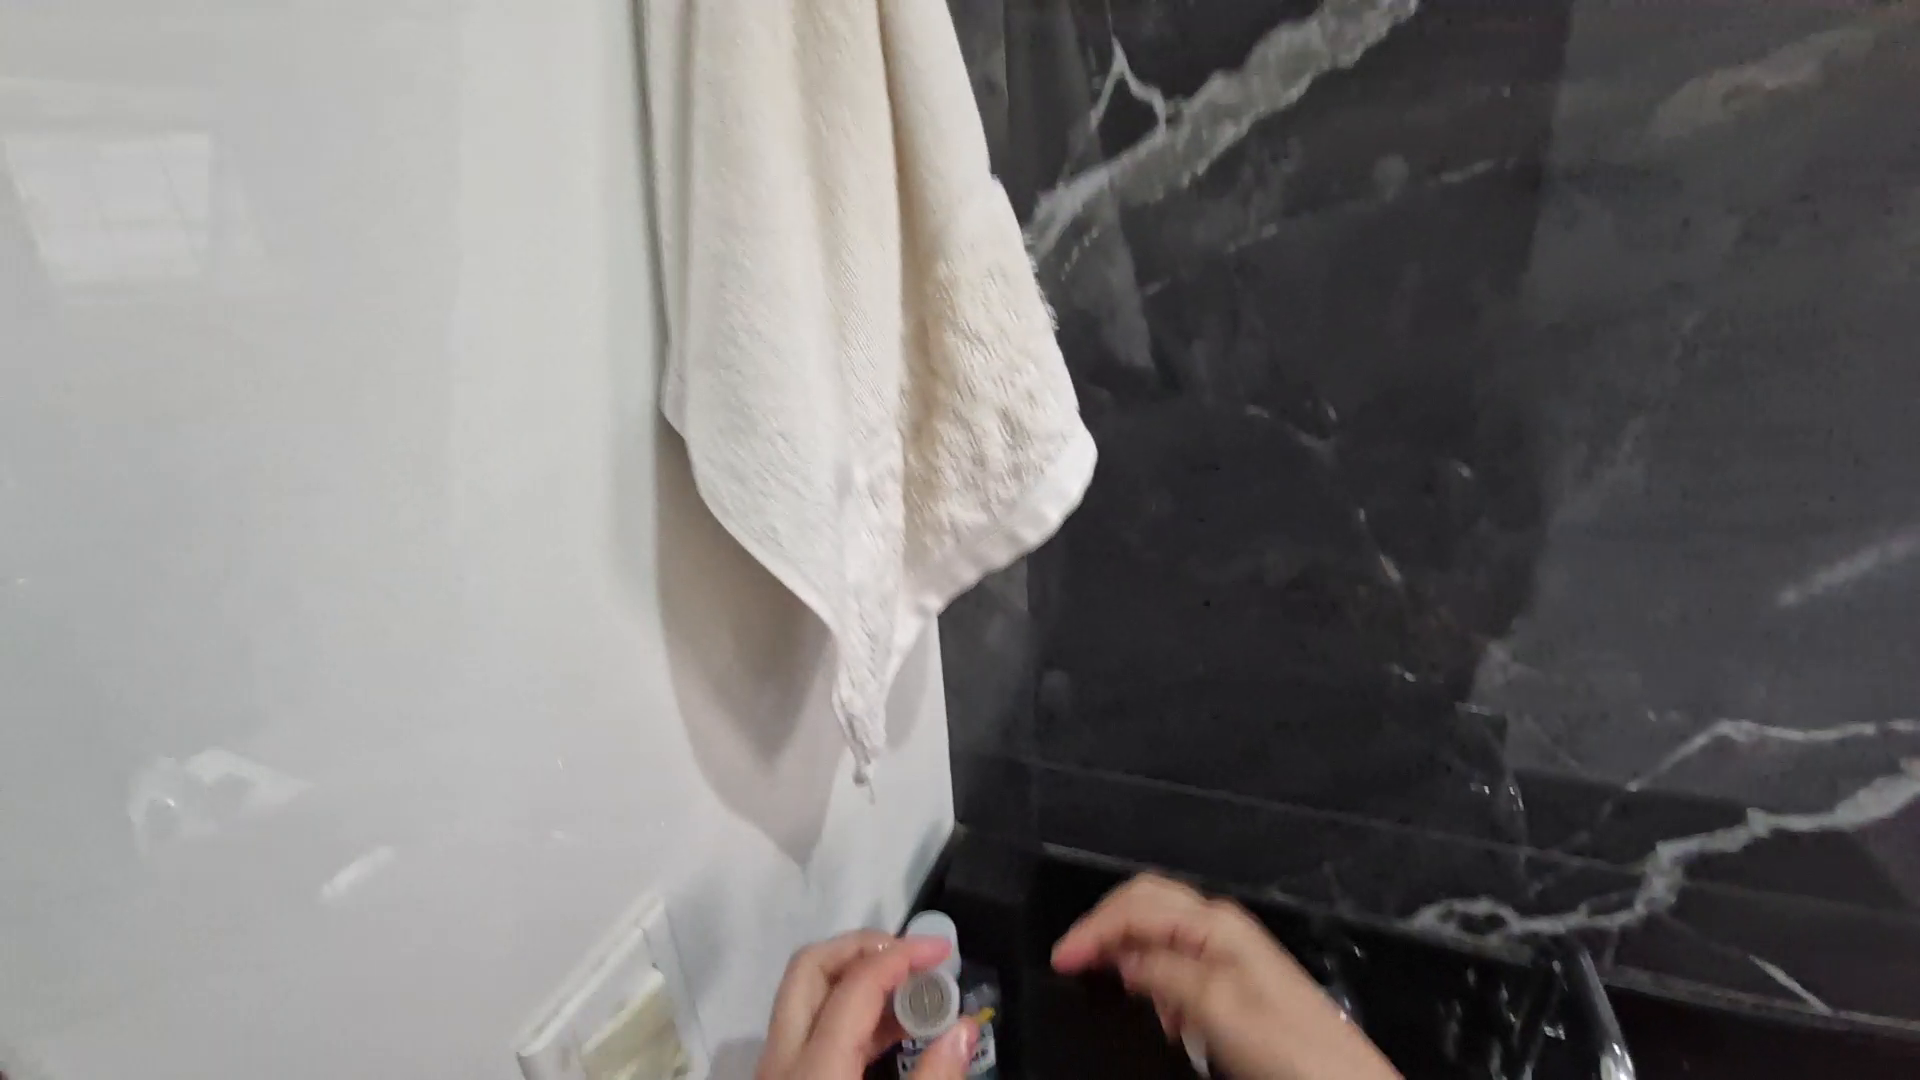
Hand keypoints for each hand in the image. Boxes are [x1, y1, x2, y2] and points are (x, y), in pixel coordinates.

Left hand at [758, 930, 979, 1079]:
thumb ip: (934, 1079)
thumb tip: (965, 1027)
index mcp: (812, 1068)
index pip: (856, 983)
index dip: (904, 955)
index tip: (945, 949)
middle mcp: (781, 1059)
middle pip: (811, 967)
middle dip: (863, 946)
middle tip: (911, 955)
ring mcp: (775, 1071)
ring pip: (805, 994)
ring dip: (856, 976)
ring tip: (910, 988)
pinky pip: (809, 1027)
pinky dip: (847, 1012)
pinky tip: (889, 1028)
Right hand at [1052, 875, 1400, 1079]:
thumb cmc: (1289, 1052)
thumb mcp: (1218, 1013)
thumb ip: (1165, 975)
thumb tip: (1123, 958)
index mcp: (1214, 925)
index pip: (1137, 908)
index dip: (1094, 929)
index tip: (1061, 958)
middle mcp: (1219, 925)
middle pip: (1146, 901)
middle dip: (1106, 924)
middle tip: (1074, 958)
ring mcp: (1229, 948)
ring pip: (1159, 925)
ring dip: (1128, 945)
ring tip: (1109, 979)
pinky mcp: (1235, 975)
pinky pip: (1177, 954)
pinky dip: (1152, 968)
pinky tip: (1155, 1002)